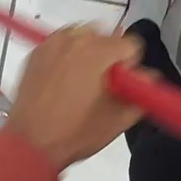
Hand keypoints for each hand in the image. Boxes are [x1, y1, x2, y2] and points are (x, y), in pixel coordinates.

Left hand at [7, 26, 144, 168]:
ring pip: (82, 36)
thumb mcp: (118, 119)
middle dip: (109, 56)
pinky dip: (67, 54)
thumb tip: (150, 77)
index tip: (122, 84)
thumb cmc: (75, 133)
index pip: (131, 44)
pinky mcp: (36, 52)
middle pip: (106, 36)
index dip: (131, 65)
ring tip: (81, 81)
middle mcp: (75, 39)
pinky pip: (60, 43)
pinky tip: (62, 79)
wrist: (30, 143)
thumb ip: (141, 92)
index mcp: (99, 52)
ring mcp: (52, 43)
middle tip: (102, 84)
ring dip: (88, 52)